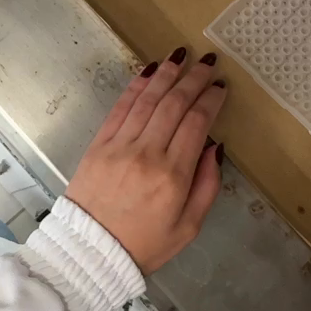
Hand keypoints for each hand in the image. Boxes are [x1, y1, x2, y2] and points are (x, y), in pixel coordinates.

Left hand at [66, 48, 226, 272]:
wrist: (90, 253)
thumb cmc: (143, 245)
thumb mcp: (188, 227)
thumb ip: (207, 186)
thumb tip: (213, 148)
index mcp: (173, 176)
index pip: (196, 124)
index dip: (210, 100)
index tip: (220, 86)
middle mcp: (147, 154)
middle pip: (173, 105)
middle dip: (193, 80)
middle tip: (207, 62)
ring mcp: (120, 146)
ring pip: (147, 101)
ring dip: (166, 75)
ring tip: (180, 57)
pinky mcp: (99, 145)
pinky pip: (120, 109)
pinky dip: (135, 87)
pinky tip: (148, 72)